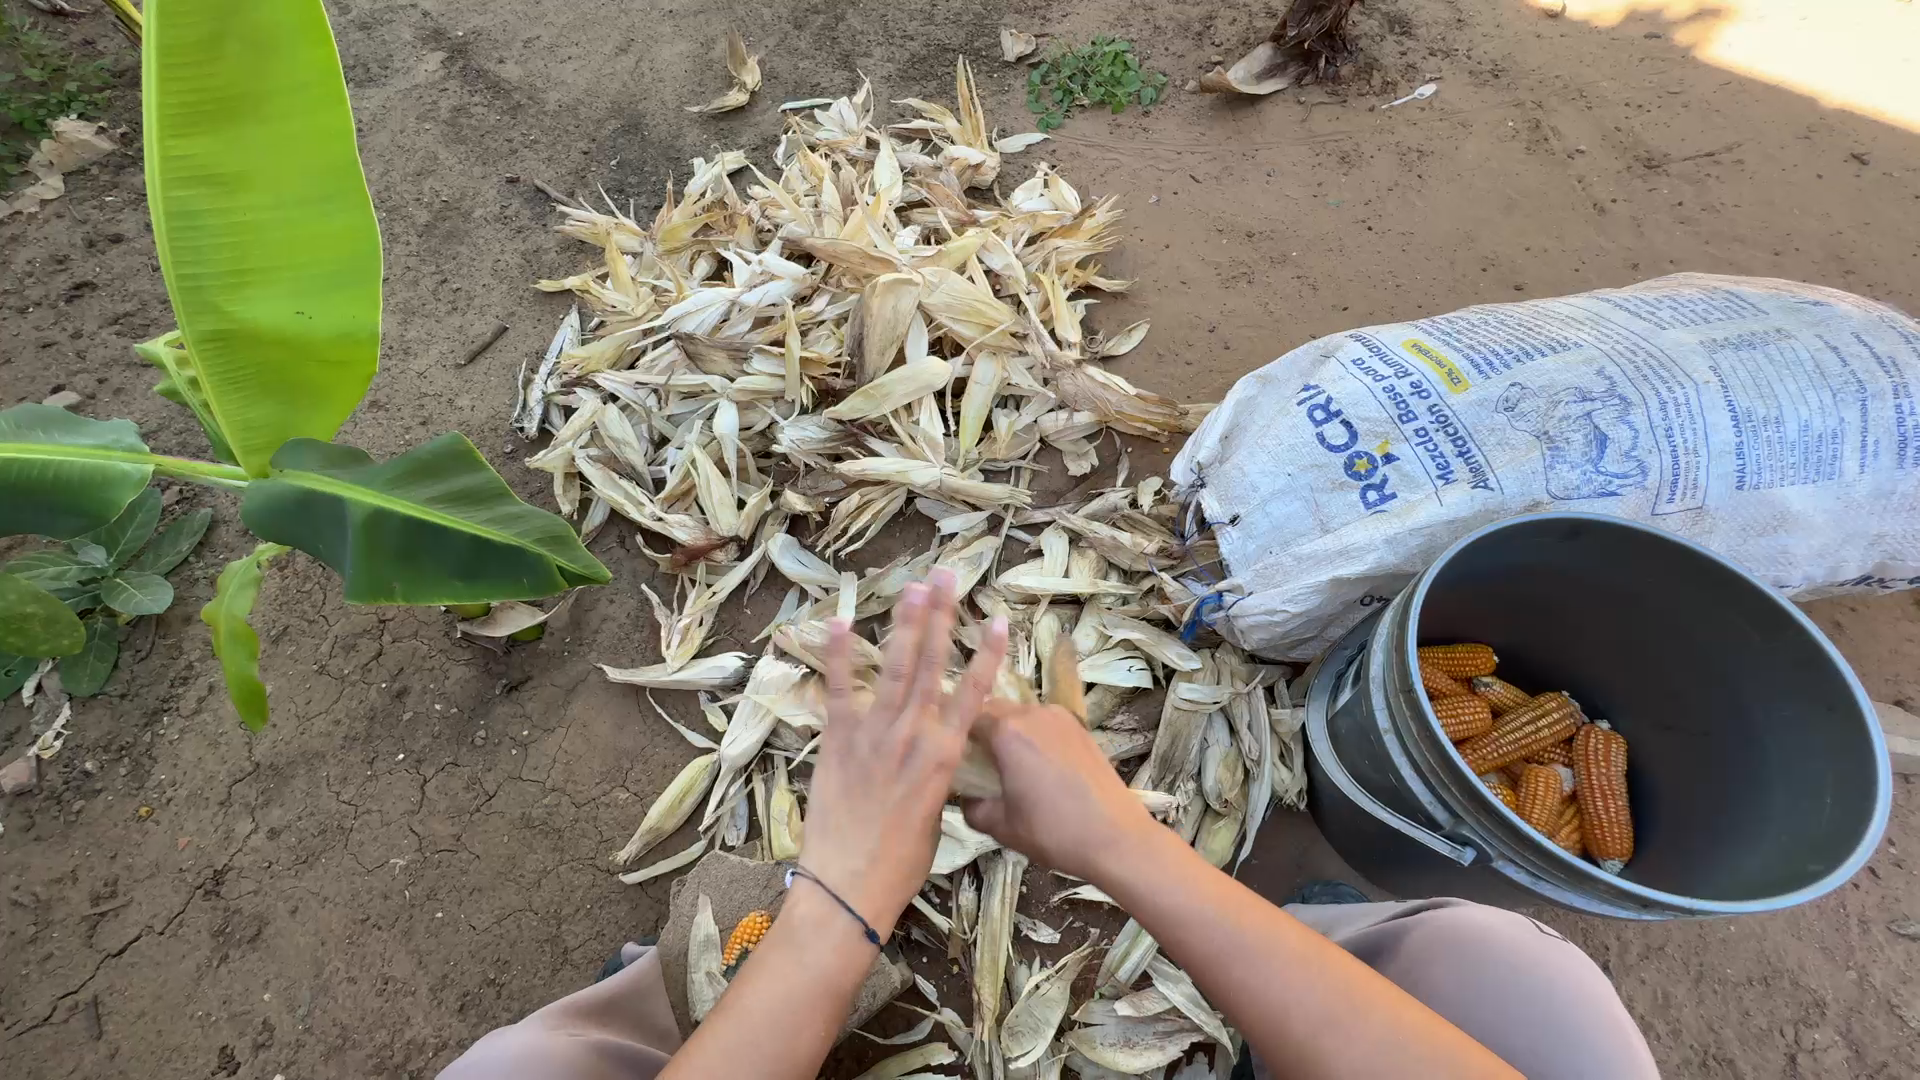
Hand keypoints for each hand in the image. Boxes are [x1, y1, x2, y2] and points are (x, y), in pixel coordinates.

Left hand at [799, 568, 1007, 939]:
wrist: (850, 886)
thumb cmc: (902, 862)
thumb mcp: (935, 816)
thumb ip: (936, 774)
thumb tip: (937, 754)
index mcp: (945, 755)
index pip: (974, 694)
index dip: (987, 655)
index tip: (998, 620)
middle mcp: (914, 734)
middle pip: (933, 665)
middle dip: (942, 616)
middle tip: (947, 576)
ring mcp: (875, 733)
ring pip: (896, 668)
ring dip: (905, 624)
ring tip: (914, 587)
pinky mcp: (839, 740)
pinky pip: (840, 690)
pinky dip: (840, 656)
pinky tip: (842, 623)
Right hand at [963, 699, 1161, 883]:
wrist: (1116, 837)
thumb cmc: (1053, 832)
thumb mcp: (1001, 827)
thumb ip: (971, 806)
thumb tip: (964, 794)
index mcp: (1007, 732)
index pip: (968, 719)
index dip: (958, 737)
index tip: (957, 758)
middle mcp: (1032, 713)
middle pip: (995, 710)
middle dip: (984, 731)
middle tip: (983, 764)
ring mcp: (1059, 716)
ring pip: (1021, 714)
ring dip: (1011, 732)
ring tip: (1014, 766)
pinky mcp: (1080, 726)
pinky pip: (1045, 722)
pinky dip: (1035, 735)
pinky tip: (1042, 766)